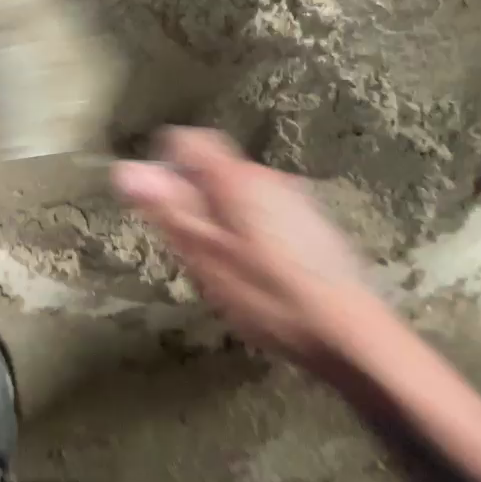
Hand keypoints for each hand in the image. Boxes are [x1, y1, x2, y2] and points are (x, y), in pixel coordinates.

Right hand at [113, 127, 386, 371]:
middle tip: (191, 246)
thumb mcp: (203, 254)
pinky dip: (253, 232)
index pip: (188, 141)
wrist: (356, 340)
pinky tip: (261, 274)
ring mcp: (299, 202)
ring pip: (241, 195)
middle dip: (195, 199)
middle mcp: (269, 178)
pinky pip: (268, 214)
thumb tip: (124, 168)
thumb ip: (166, 207)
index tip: (161, 202)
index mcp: (235, 178)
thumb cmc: (268, 295)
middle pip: (214, 170)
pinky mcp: (318, 229)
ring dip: (224, 217)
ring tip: (225, 266)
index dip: (166, 164)